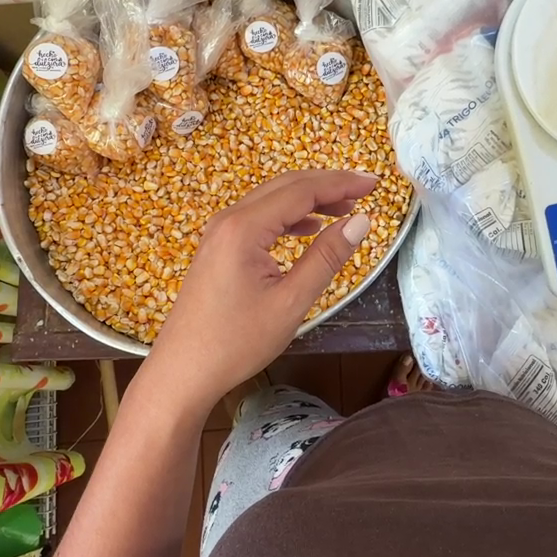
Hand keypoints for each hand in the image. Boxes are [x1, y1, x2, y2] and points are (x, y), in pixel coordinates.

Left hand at [144, 170, 377, 410]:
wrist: (182, 372)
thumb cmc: (236, 342)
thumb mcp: (290, 302)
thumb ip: (326, 257)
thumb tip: (362, 221)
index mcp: (245, 228)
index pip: (302, 191)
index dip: (341, 184)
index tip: (374, 183)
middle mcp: (229, 220)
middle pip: (285, 187)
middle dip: (327, 184)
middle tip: (366, 189)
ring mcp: (219, 233)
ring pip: (271, 200)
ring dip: (309, 199)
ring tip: (345, 209)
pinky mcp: (218, 248)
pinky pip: (259, 218)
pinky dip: (288, 217)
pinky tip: (309, 228)